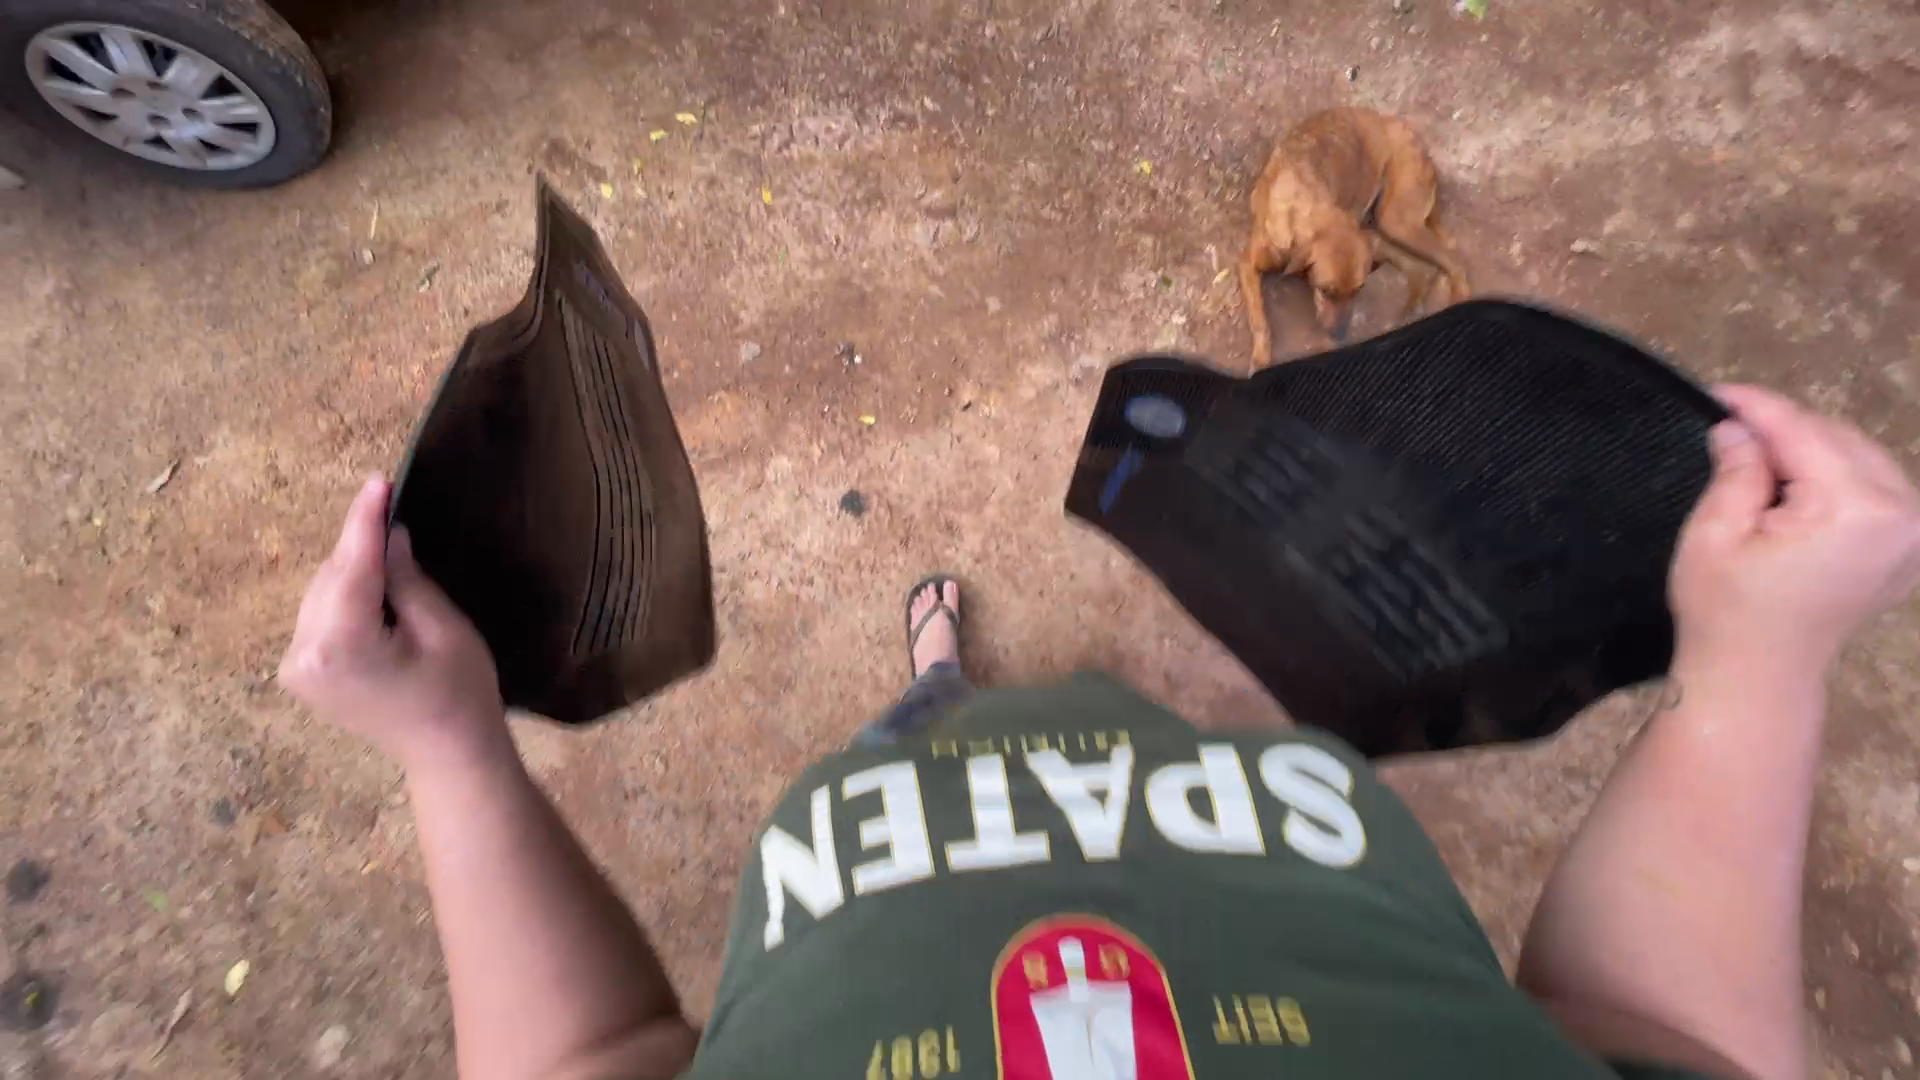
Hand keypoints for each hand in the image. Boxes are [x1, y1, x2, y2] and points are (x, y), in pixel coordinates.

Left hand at [279, 477, 509, 773]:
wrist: (449, 751)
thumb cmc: (461, 691)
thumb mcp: (445, 630)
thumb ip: (408, 582)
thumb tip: (389, 537)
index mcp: (339, 646)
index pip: (350, 568)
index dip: (364, 522)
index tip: (378, 482)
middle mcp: (301, 655)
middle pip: (330, 580)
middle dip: (359, 545)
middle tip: (391, 508)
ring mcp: (296, 667)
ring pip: (322, 595)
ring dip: (353, 568)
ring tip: (388, 546)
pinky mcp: (303, 673)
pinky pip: (322, 616)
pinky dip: (347, 594)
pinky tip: (374, 584)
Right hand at [1670, 385, 1919, 678]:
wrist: (1756, 667)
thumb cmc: (1722, 603)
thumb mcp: (1713, 533)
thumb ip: (1737, 474)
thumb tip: (1737, 430)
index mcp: (1854, 508)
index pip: (1805, 435)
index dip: (1759, 408)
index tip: (1716, 391)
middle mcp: (1905, 513)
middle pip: (1843, 441)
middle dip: (1785, 426)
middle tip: (1727, 422)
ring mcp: (1916, 534)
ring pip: (1863, 461)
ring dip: (1810, 449)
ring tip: (1754, 450)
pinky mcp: (1909, 549)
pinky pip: (1876, 490)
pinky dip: (1833, 475)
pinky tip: (1792, 483)